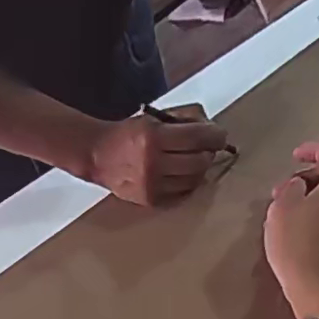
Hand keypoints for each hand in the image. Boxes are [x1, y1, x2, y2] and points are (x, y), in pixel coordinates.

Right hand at [84, 105, 229, 204]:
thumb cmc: (128, 134)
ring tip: (193, 161)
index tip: (220, 135)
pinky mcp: (149, 200)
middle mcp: (153, 164)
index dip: (215, 136)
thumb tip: (211, 130)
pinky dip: (187, 184)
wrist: (98, 156)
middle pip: (199, 162)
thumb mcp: (154, 118)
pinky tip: (182, 175)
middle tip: (205, 149)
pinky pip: (181, 195)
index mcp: (154, 137)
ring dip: (199, 170)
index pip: (198, 137)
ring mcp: (151, 186)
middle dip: (208, 153)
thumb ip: (184, 119)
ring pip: (193, 180)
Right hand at [263, 141, 318, 302]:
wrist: (315, 283)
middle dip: (313, 171)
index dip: (313, 150)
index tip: (294, 155)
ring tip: (290, 202)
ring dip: (316, 189)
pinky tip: (301, 216)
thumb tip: (297, 184)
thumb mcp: (282, 209)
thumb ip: (290, 187)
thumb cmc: (296, 243)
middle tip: (287, 183)